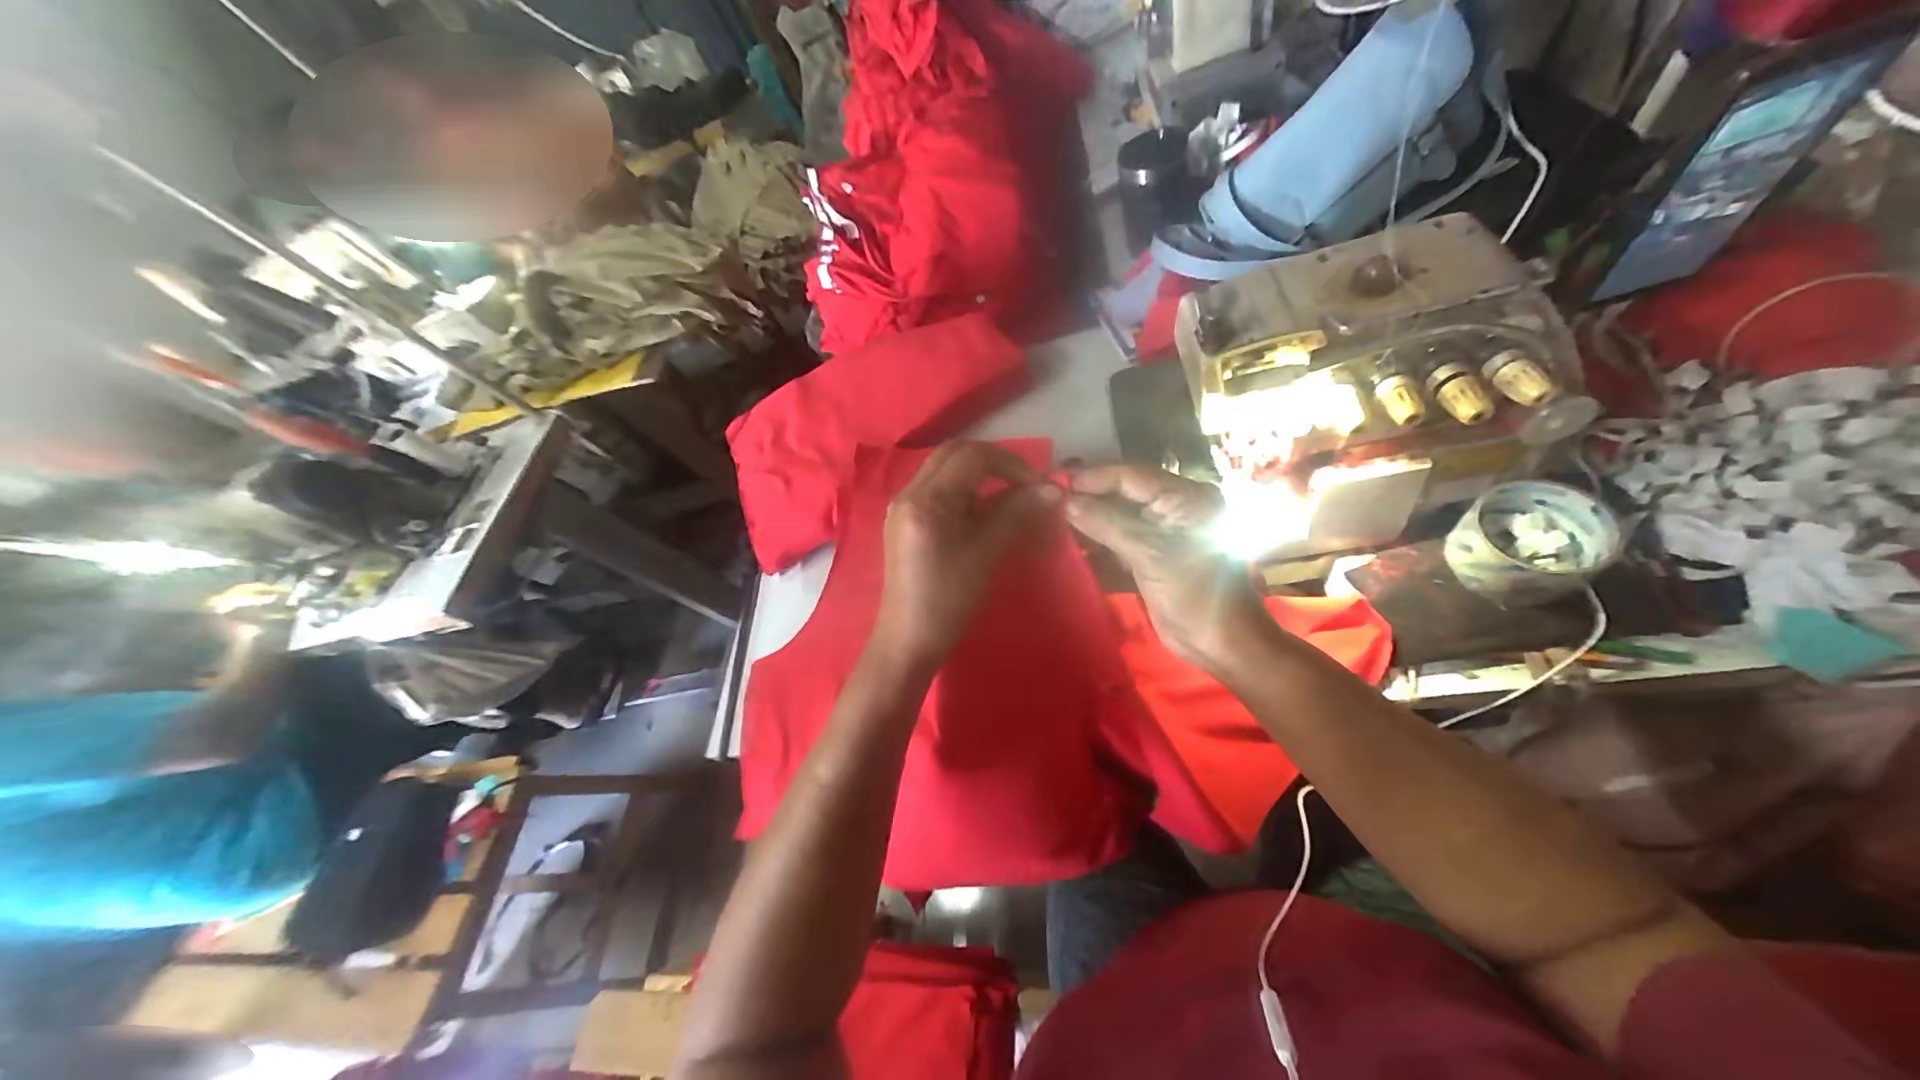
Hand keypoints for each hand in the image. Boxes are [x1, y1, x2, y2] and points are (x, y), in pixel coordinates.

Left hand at [872, 442, 1061, 670]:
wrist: (908, 640)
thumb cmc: (948, 601)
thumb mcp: (986, 555)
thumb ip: (1017, 515)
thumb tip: (1053, 489)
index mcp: (926, 499)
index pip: (972, 456)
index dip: (1011, 463)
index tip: (1038, 486)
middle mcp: (908, 492)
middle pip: (955, 453)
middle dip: (994, 461)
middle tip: (1025, 484)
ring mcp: (902, 505)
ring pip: (944, 468)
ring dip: (978, 474)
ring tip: (1009, 497)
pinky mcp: (904, 519)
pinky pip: (936, 487)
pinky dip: (963, 488)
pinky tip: (982, 511)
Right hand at [1063, 465, 1269, 671]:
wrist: (1222, 643)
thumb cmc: (1193, 593)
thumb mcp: (1148, 554)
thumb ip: (1105, 523)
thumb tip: (1065, 501)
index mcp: (1186, 496)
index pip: (1130, 475)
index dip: (1091, 476)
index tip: (1053, 480)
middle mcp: (1176, 506)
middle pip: (1123, 492)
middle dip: (1088, 495)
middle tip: (1048, 496)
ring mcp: (1165, 532)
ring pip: (1120, 515)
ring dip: (1090, 518)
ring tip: (1053, 516)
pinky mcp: (1155, 555)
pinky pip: (1122, 538)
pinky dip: (1099, 540)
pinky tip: (1072, 541)